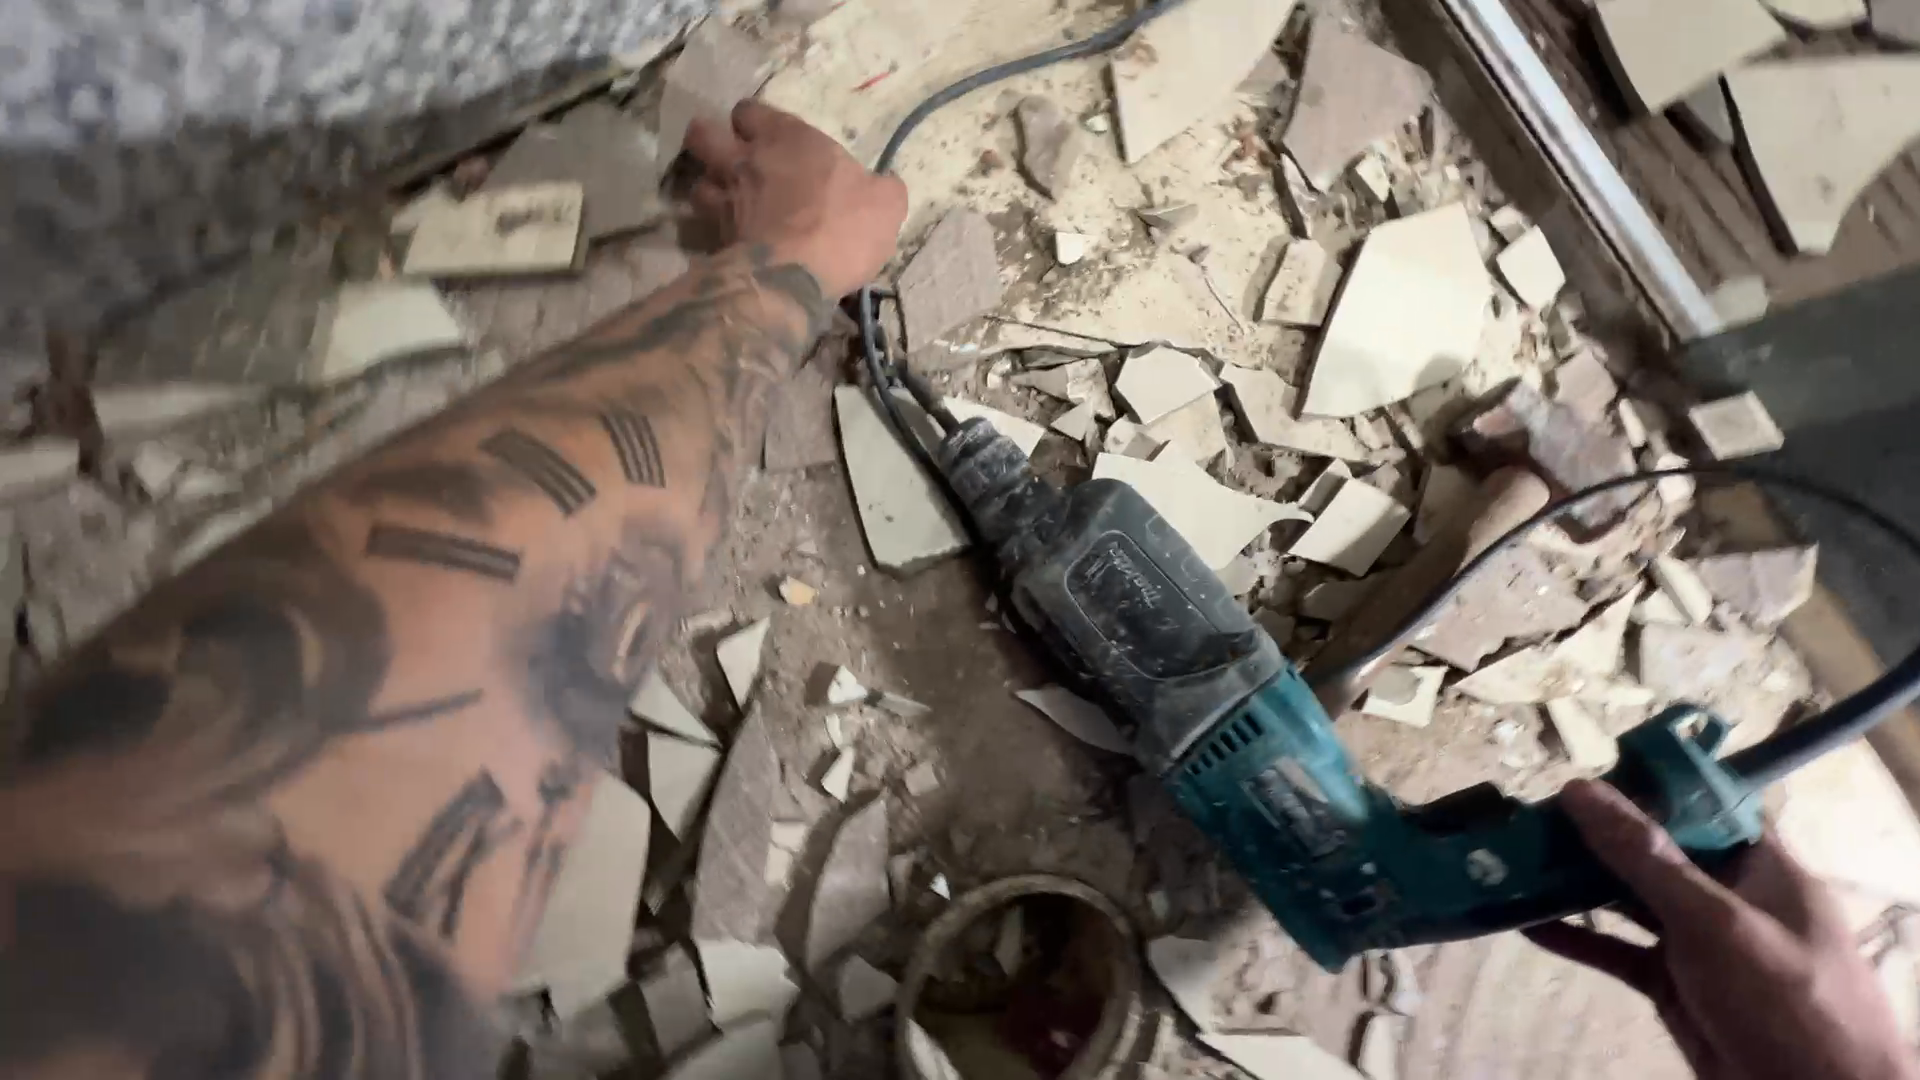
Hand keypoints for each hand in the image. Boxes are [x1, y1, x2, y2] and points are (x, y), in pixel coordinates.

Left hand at [684, 101, 908, 297]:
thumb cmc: (844, 229)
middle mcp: (747, 159)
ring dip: (709, 190)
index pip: (750, 110)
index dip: (754, 124)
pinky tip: (728, 241)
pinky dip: (711, 231)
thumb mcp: (886, 205)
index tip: (767, 141)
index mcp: (788, 138)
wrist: (798, 275)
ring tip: (726, 206)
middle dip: (712, 144)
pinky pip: (701, 226)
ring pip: (696, 182)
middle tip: (732, 164)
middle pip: (703, 134)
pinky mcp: (716, 237)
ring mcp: (726, 198)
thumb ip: (884, 190)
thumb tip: (886, 186)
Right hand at [1527, 779, 1917, 1079]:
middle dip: (1590, 835)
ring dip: (1571, 882)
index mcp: (1763, 874)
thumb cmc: (1788, 1005)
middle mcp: (1728, 899)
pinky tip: (1525, 922)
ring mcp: (1698, 942)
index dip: (1649, 787)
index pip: (1705, 811)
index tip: (1585, 775)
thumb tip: (1575, 787)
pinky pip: (1612, 946)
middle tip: (1529, 817)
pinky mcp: (1670, 981)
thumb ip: (1642, 856)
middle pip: (1650, 851)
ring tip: (1514, 860)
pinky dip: (1571, 935)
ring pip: (1623, 896)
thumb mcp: (1713, 922)